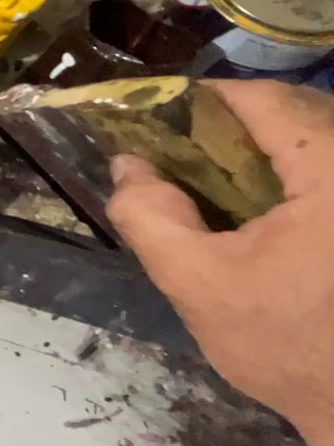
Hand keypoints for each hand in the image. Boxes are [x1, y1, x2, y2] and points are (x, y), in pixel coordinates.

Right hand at [107, 80, 333, 445]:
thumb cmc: (288, 347)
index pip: (271, 102)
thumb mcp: (193, 280)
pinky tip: (273, 209)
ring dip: (273, 151)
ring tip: (222, 180)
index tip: (159, 112)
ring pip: (329, 143)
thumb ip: (148, 213)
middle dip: (238, 125)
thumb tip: (131, 164)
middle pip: (308, 116)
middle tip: (182, 150)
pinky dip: (303, 177)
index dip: (208, 98)